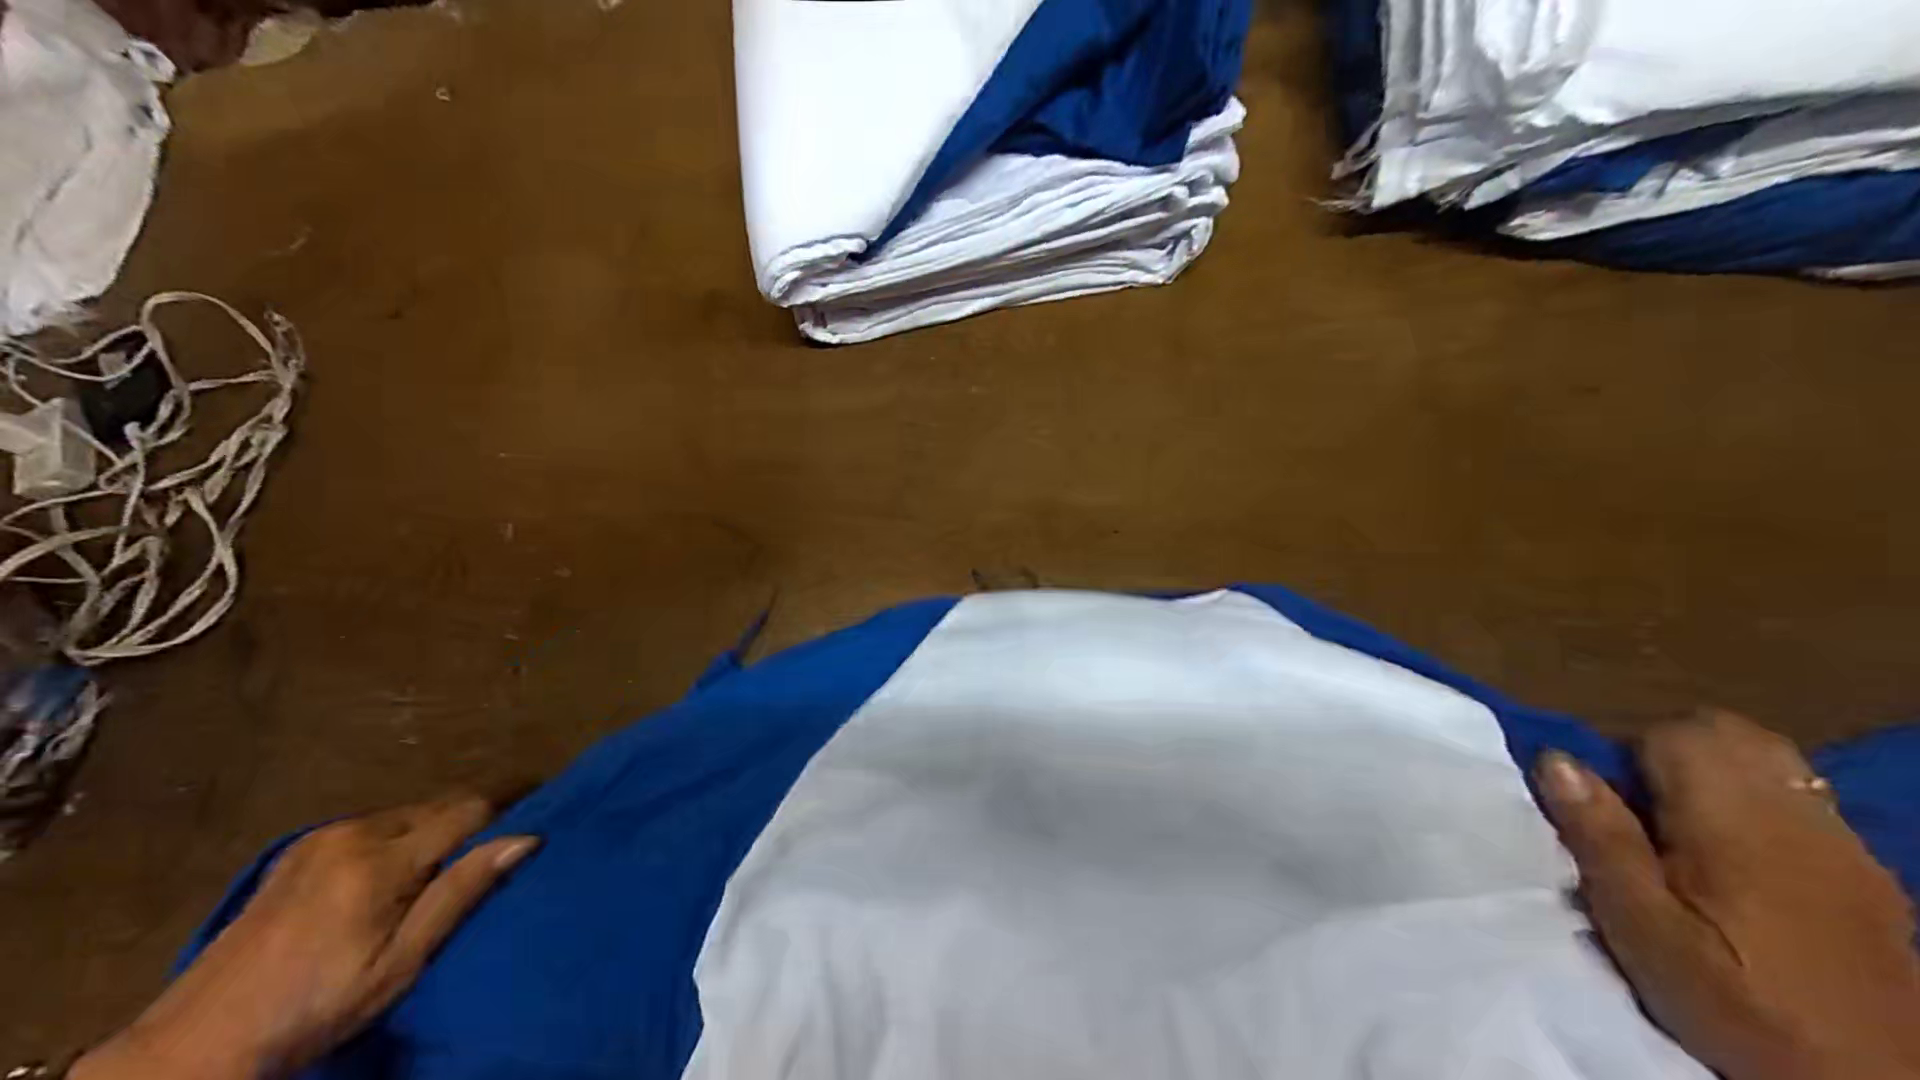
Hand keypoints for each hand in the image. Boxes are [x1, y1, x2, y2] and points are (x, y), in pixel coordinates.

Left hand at [73, 794, 537, 1079]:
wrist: (195, 1043)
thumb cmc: (314, 1009)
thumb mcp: (400, 963)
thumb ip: (461, 893)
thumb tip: (525, 837)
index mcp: (381, 861)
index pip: (470, 808)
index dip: (512, 802)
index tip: (547, 801)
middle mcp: (355, 833)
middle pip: (442, 803)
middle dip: (480, 813)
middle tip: (509, 833)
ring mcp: (323, 837)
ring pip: (411, 810)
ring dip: (442, 823)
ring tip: (462, 852)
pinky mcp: (301, 848)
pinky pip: (378, 823)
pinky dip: (406, 832)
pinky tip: (406, 863)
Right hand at [1537, 710, 1919, 1079]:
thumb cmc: (1740, 1006)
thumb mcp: (1644, 929)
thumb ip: (1601, 838)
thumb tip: (1556, 760)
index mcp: (1736, 824)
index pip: (1675, 732)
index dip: (1624, 751)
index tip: (1601, 800)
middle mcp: (1798, 818)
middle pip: (1728, 732)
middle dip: (1668, 750)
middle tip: (1637, 808)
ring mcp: (1845, 846)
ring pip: (1769, 761)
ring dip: (1712, 775)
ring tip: (1680, 831)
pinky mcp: (1867, 876)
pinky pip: (1801, 802)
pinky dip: (1756, 806)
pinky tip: (1740, 862)